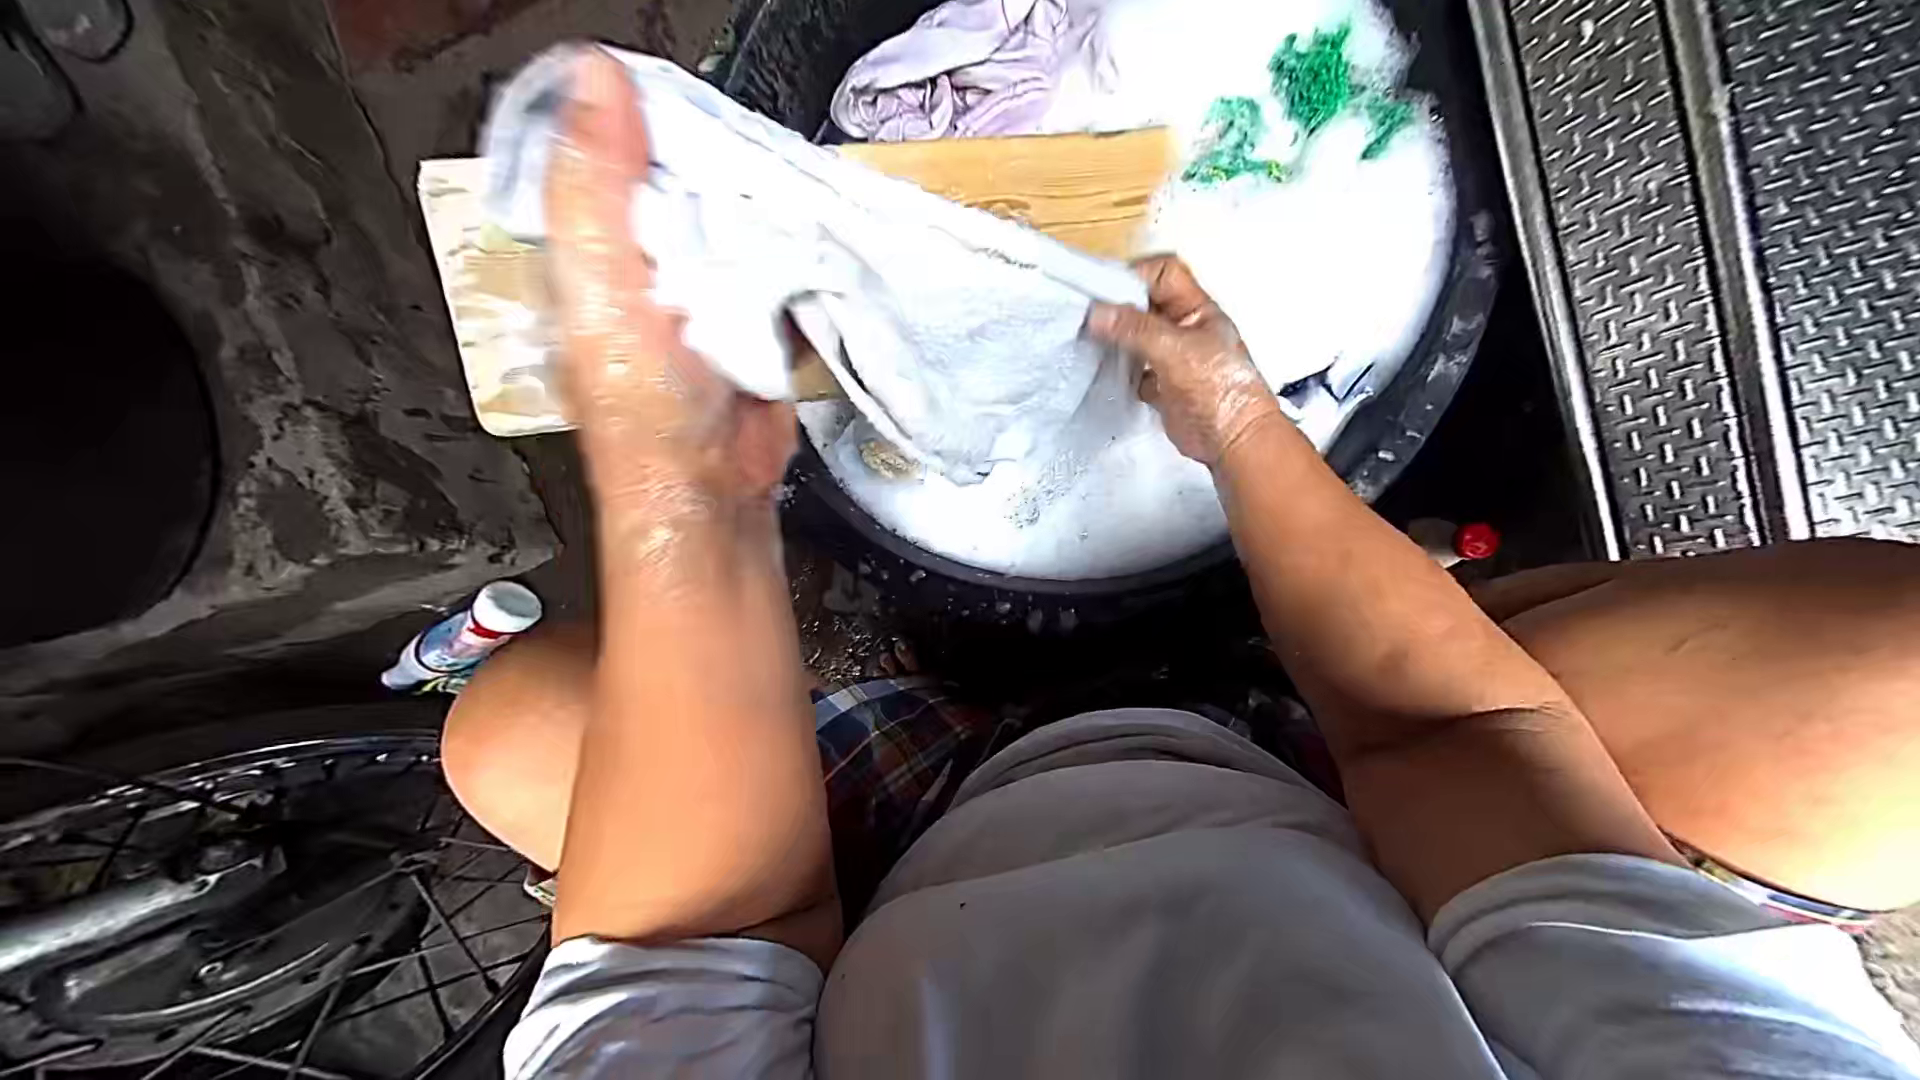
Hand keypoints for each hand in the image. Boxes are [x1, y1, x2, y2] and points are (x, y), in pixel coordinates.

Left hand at [545, 48, 794, 502]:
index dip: (646, 122)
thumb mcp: (602, 291)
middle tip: (751, 150)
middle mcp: (653, 267)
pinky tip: (807, 244)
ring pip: (739, 227)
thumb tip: (597, 78)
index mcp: (596, 250)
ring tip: (785, 192)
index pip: (616, 156)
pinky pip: (780, 273)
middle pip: (687, 186)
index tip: (687, 102)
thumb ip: (595, 193)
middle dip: (721, 167)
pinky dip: (796, 260)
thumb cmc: (647, 410)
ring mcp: (711, 296)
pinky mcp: (759, 323)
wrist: (714, 485)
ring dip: (764, 213)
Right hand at [1088, 255, 1285, 467]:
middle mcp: (1184, 329)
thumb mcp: (1176, 350)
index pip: (1164, 275)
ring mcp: (1172, 358)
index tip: (1103, 290)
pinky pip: (1134, 370)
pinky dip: (1118, 370)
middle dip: (1118, 306)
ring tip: (1090, 342)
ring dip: (1115, 339)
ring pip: (1136, 337)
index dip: (1136, 275)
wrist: (1232, 440)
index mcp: (1197, 310)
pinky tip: (1105, 373)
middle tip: (1089, 316)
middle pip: (1145, 305)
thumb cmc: (1221, 391)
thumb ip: (1136, 329)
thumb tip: (1098, 313)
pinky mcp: (1161, 385)